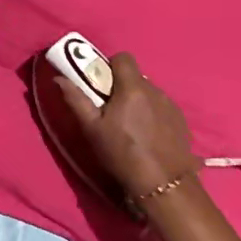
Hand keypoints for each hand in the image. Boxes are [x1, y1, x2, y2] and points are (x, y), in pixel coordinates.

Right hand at [56, 52, 198, 199]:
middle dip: (123, 88)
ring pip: (150, 94)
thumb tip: (59, 78)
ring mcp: (171, 105)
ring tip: (131, 128)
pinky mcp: (181, 120)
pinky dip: (153, 115)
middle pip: (136, 78)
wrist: (162, 183)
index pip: (123, 57)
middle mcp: (155, 90)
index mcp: (132, 88)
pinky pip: (162, 108)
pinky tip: (149, 138)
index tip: (102, 85)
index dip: (111, 66)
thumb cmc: (122, 153)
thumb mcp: (92, 129)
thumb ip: (76, 100)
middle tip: (112, 111)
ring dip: (139, 102)